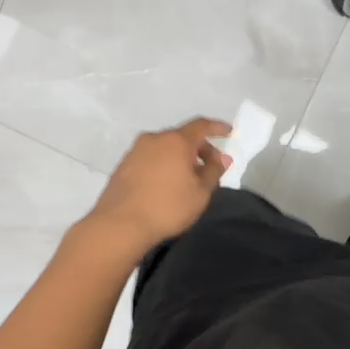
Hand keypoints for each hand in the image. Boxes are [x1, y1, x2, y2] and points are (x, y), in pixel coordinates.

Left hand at [85, 118, 231, 248]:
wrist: (120, 223)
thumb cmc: (168, 207)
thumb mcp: (200, 193)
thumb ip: (213, 171)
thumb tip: (222, 158)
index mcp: (176, 141)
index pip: (201, 125)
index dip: (217, 127)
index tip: (229, 132)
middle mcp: (154, 139)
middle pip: (182, 137)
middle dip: (200, 148)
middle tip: (211, 167)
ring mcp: (135, 150)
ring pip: (165, 148)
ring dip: (180, 158)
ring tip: (189, 179)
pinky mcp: (123, 165)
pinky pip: (151, 158)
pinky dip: (164, 164)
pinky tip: (168, 184)